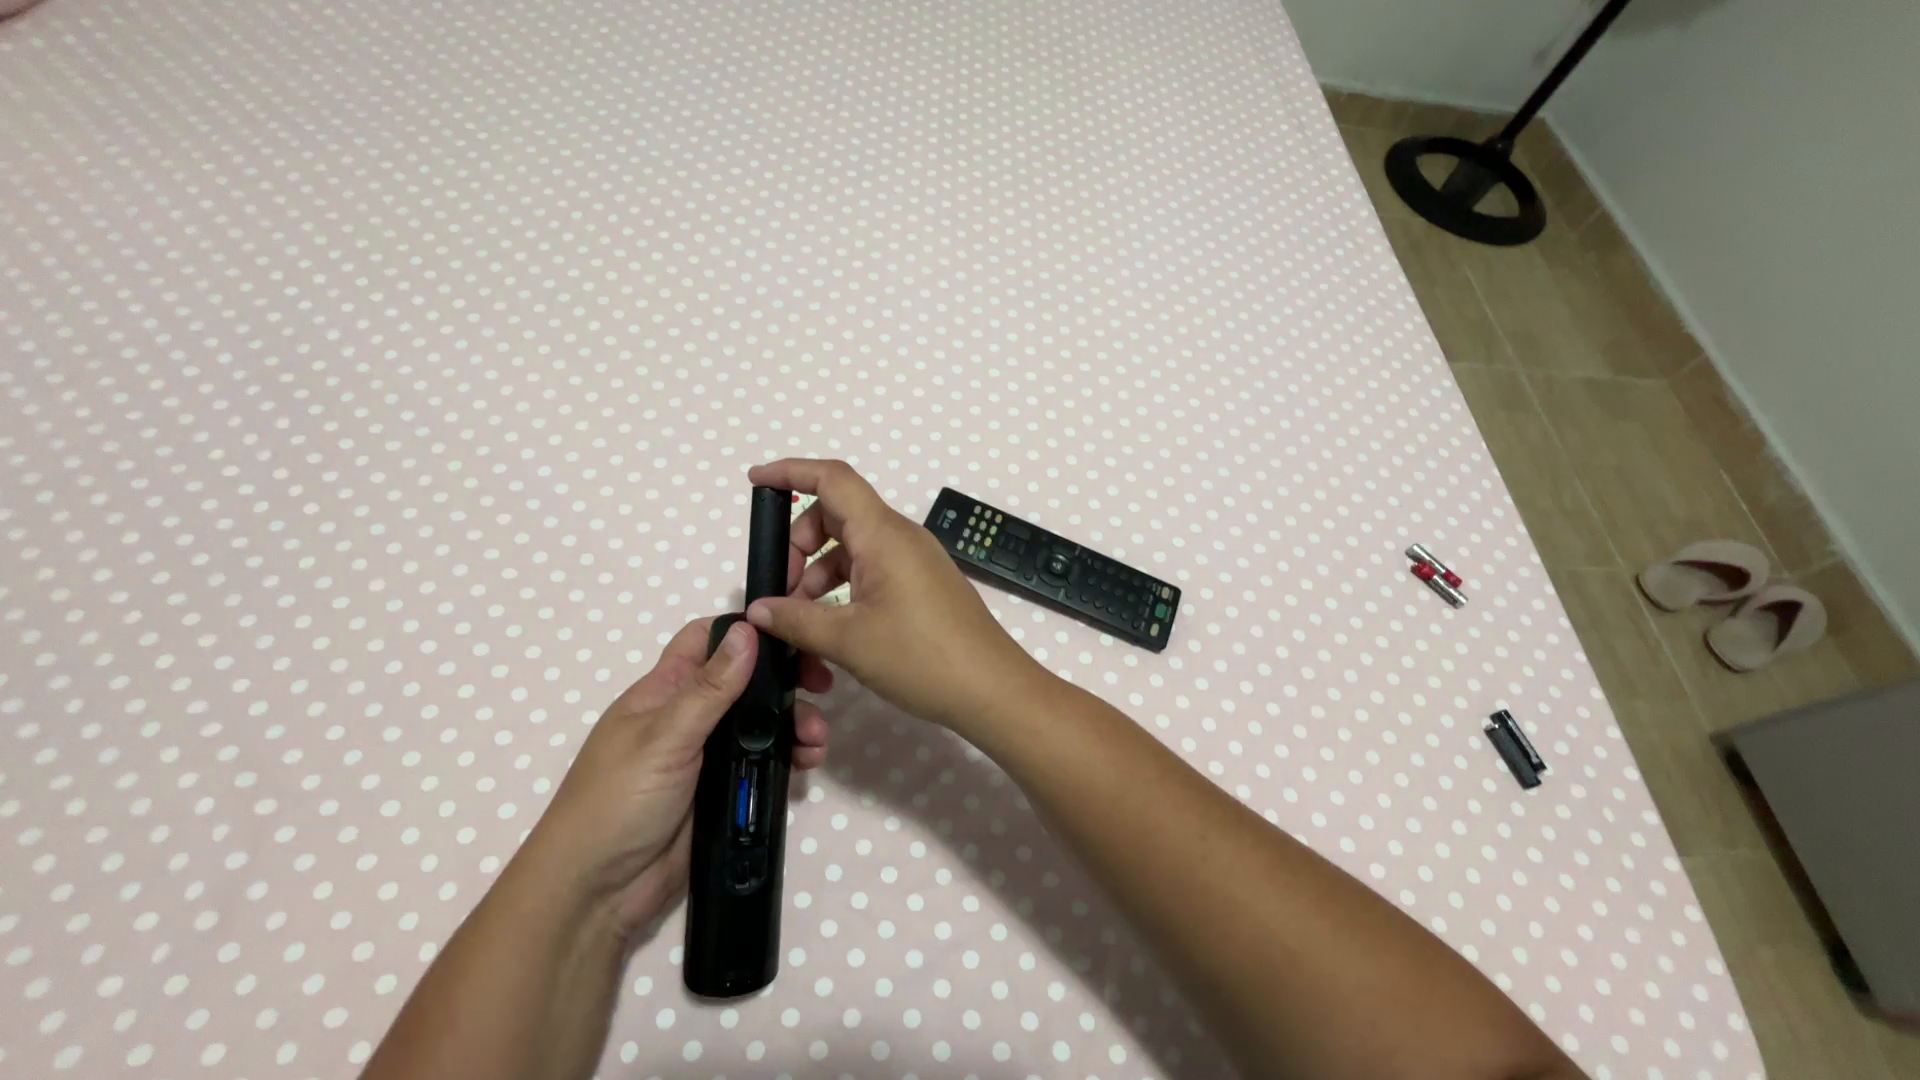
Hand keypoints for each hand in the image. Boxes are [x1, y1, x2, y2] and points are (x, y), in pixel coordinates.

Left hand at [514, 617, 831, 933]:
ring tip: (817, 739)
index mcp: (664, 691)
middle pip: (747, 682)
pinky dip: (790, 757)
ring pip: (762, 724)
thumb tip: (749, 630)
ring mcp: (709, 756)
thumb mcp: (663, 737)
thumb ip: (710, 688)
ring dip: (794, 723)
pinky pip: (765, 763)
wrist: (599, 892)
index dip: (745, 631)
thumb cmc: (617, 801)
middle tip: (822, 687)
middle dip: (785, 682)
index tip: (791, 636)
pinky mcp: (726, 792)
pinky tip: (808, 761)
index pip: (706, 640)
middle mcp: (690, 717)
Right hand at [744, 458, 1047, 732]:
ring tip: (800, 621)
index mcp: (883, 534)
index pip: (831, 479)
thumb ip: (796, 619)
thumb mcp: (848, 640)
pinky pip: (872, 571)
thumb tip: (758, 609)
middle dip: (799, 543)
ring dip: (818, 574)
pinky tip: (831, 629)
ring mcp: (914, 561)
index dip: (790, 472)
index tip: (756, 482)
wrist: (992, 690)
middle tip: (780, 588)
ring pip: (852, 548)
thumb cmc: (922, 657)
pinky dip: (843, 589)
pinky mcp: (922, 586)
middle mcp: (900, 537)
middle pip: (837, 515)